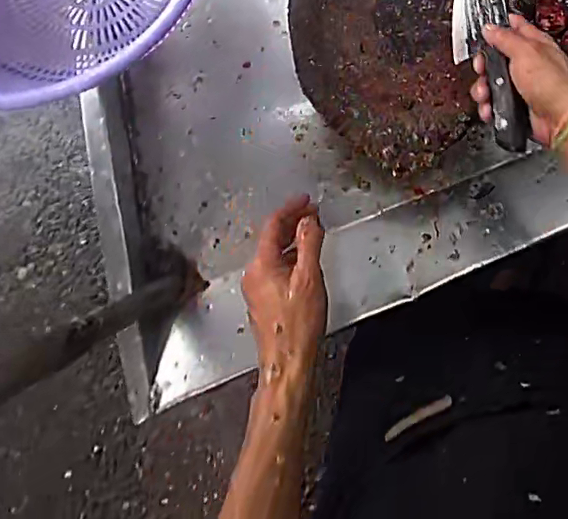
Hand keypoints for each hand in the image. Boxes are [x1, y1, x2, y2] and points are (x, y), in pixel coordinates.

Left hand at [240, 195, 326, 388]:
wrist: (287, 366)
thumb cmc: (297, 326)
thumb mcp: (309, 279)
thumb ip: (309, 244)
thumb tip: (309, 221)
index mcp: (261, 264)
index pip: (273, 224)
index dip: (291, 208)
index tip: (307, 201)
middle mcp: (253, 273)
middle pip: (272, 237)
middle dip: (293, 222)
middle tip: (313, 214)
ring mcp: (256, 287)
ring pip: (274, 252)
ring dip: (293, 240)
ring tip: (313, 233)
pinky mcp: (263, 300)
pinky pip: (275, 267)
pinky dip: (290, 256)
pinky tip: (305, 260)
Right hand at [470, 14, 567, 145]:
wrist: (561, 120)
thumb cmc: (554, 85)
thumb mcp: (525, 52)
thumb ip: (505, 38)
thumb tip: (490, 28)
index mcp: (537, 45)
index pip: (518, 28)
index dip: (502, 26)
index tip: (487, 28)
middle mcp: (530, 64)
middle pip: (498, 56)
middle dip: (485, 63)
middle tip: (482, 67)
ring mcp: (524, 85)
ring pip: (493, 80)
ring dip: (484, 87)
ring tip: (486, 92)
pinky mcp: (518, 104)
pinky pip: (495, 101)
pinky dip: (489, 105)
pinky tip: (490, 107)